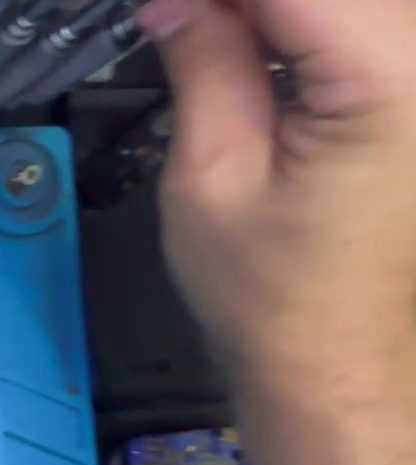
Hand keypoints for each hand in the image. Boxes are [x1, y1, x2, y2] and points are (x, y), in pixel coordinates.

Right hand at [144, 0, 415, 378]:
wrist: (330, 343)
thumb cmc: (259, 281)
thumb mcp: (208, 177)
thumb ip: (205, 72)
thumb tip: (174, 3)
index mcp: (394, 76)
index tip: (160, 5)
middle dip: (247, 6)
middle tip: (178, 22)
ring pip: (360, 9)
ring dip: (276, 20)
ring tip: (204, 38)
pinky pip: (374, 28)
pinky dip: (308, 31)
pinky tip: (251, 48)